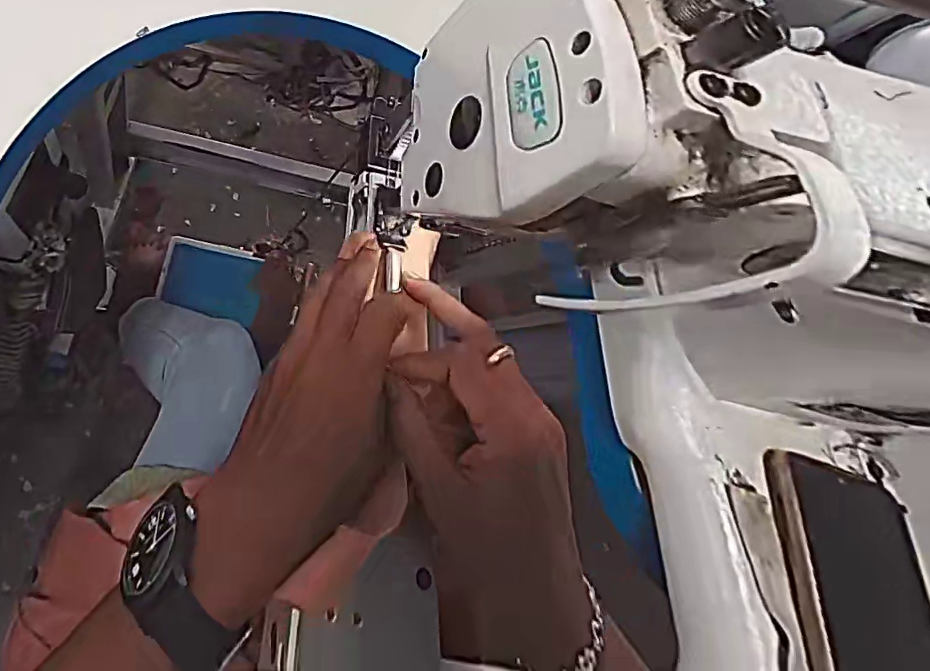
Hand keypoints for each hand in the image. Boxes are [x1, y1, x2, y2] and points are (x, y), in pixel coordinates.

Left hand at [189, 240, 412, 627]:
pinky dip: (317, 296)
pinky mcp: (279, 361)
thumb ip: (392, 397)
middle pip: (346, 288)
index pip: (385, 311)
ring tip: (349, 252)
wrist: (265, 495)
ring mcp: (297, 352)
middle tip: (374, 243)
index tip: (410, 298)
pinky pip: (303, 315)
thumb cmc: (327, 482)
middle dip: (363, 261)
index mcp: (357, 369)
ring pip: (319, 295)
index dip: (402, 299)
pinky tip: (323, 293)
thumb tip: (397, 374)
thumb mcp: (380, 442)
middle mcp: (325, 350)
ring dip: (336, 269)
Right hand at [387, 278, 592, 669]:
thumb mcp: (439, 489)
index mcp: (515, 427)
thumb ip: (412, 427)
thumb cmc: (494, 560)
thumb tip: (391, 385)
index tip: (392, 368)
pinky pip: (494, 394)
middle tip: (406, 327)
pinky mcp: (532, 435)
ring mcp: (537, 423)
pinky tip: (435, 412)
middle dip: (440, 341)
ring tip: (412, 388)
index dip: (423, 359)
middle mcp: (535, 416)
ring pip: (489, 368)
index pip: (466, 361)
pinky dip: (461, 394)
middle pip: (485, 350)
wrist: (533, 603)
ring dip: (448, 370)